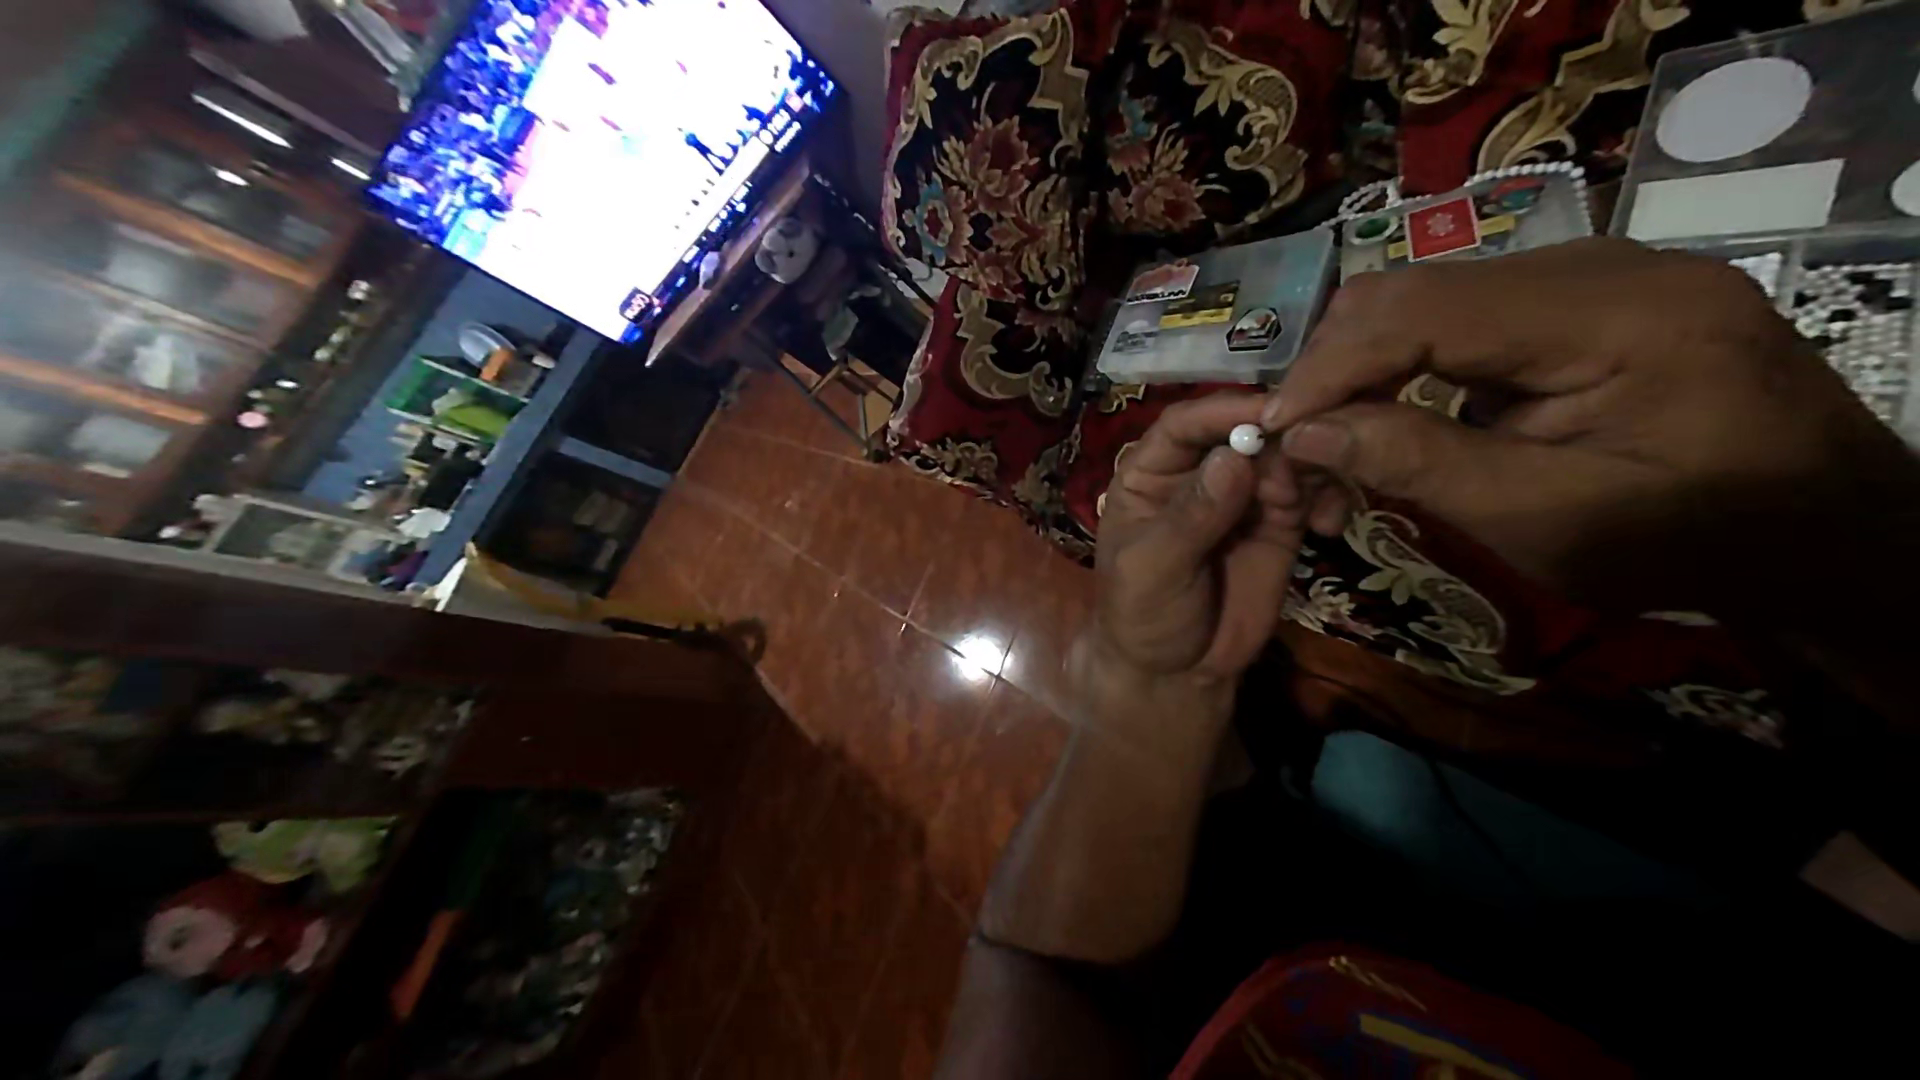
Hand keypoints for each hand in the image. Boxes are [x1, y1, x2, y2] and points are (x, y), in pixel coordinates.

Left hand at [1089, 393, 1308, 692]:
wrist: (1178, 671)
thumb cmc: (1143, 615)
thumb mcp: (1152, 569)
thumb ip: (1191, 518)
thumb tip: (1234, 457)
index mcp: (1149, 474)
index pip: (1183, 425)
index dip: (1222, 411)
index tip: (1270, 410)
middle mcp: (1198, 474)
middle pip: (1241, 431)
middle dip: (1279, 435)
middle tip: (1310, 454)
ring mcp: (1242, 496)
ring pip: (1283, 456)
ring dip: (1308, 466)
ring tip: (1306, 507)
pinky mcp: (1280, 523)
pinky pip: (1311, 493)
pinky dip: (1329, 496)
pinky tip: (1328, 524)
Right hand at [1264, 238, 1919, 619]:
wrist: (1811, 532)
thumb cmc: (1684, 540)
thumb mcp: (1541, 518)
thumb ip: (1416, 465)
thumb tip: (1299, 432)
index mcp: (1612, 315)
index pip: (1421, 312)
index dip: (1329, 367)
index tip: (1270, 429)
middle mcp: (1591, 269)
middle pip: (1407, 292)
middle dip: (1329, 368)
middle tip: (1292, 441)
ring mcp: (1576, 280)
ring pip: (1413, 303)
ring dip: (1352, 373)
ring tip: (1325, 439)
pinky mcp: (1560, 306)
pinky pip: (1443, 323)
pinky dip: (1389, 373)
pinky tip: (1376, 419)